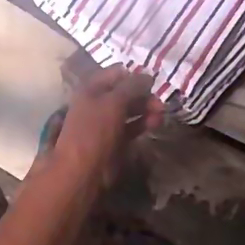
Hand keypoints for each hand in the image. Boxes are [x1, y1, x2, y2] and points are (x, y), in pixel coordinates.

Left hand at [50, 66, 165, 182]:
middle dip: (144, 94)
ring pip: (130, 110)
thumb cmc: (94, 130)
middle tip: (161, 100)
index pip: (116, 73)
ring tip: (162, 112)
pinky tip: (157, 123)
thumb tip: (148, 76)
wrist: (82, 171)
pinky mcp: (114, 140)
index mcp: (92, 88)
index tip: (154, 80)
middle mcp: (98, 102)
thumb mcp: (114, 102)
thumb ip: (132, 86)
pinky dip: (143, 123)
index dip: (134, 74)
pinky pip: (131, 126)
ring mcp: (106, 122)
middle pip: (125, 92)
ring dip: (146, 109)